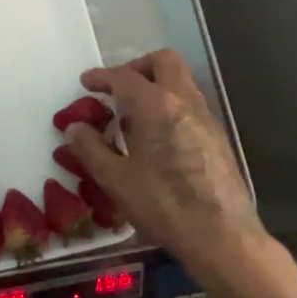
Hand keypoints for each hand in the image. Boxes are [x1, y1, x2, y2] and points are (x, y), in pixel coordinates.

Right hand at [62, 50, 264, 281]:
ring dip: (156, 87)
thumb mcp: (115, 179)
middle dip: (137, 67)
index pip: (124, 76)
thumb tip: (75, 127)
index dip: (101, 77)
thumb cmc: (163, 204)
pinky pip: (190, 105)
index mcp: (156, 105)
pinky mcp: (218, 137)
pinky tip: (157, 139)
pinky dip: (170, 106)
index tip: (86, 83)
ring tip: (134, 117)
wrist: (221, 235)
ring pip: (182, 82)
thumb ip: (90, 148)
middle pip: (164, 62)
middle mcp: (185, 101)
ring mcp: (206, 117)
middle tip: (118, 89)